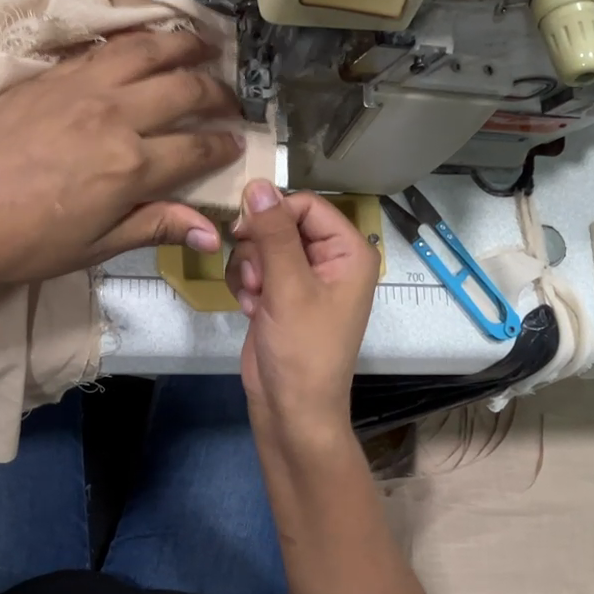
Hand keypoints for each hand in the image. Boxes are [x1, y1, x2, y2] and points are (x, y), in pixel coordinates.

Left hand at [0, 31, 243, 289]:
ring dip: (185, 44)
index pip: (197, 148)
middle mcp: (115, 115)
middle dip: (219, 94)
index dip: (224, 145)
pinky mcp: (51, 74)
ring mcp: (81, 87)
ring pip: (149, 50)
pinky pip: (106, 46)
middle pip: (185, 90)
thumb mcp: (92, 247)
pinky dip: (136, 38)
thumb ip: (153, 227)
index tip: (237, 143)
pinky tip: (145, 41)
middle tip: (231, 101)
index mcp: (130, 166)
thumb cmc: (19, 243)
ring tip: (207, 43)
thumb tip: (212, 233)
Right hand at [226, 181, 379, 433]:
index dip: (273, 213)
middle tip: (256, 277)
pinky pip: (254, 269)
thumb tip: (258, 183)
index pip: (306, 205)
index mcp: (348, 251)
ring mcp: (302, 279)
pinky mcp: (279, 296)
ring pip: (261, 246)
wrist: (291, 409)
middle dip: (259, 248)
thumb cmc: (302, 350)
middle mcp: (329, 260)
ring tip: (255, 298)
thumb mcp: (289, 288)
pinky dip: (245, 285)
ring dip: (249, 268)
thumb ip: (273, 234)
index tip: (245, 232)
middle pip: (281, 223)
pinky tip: (249, 309)